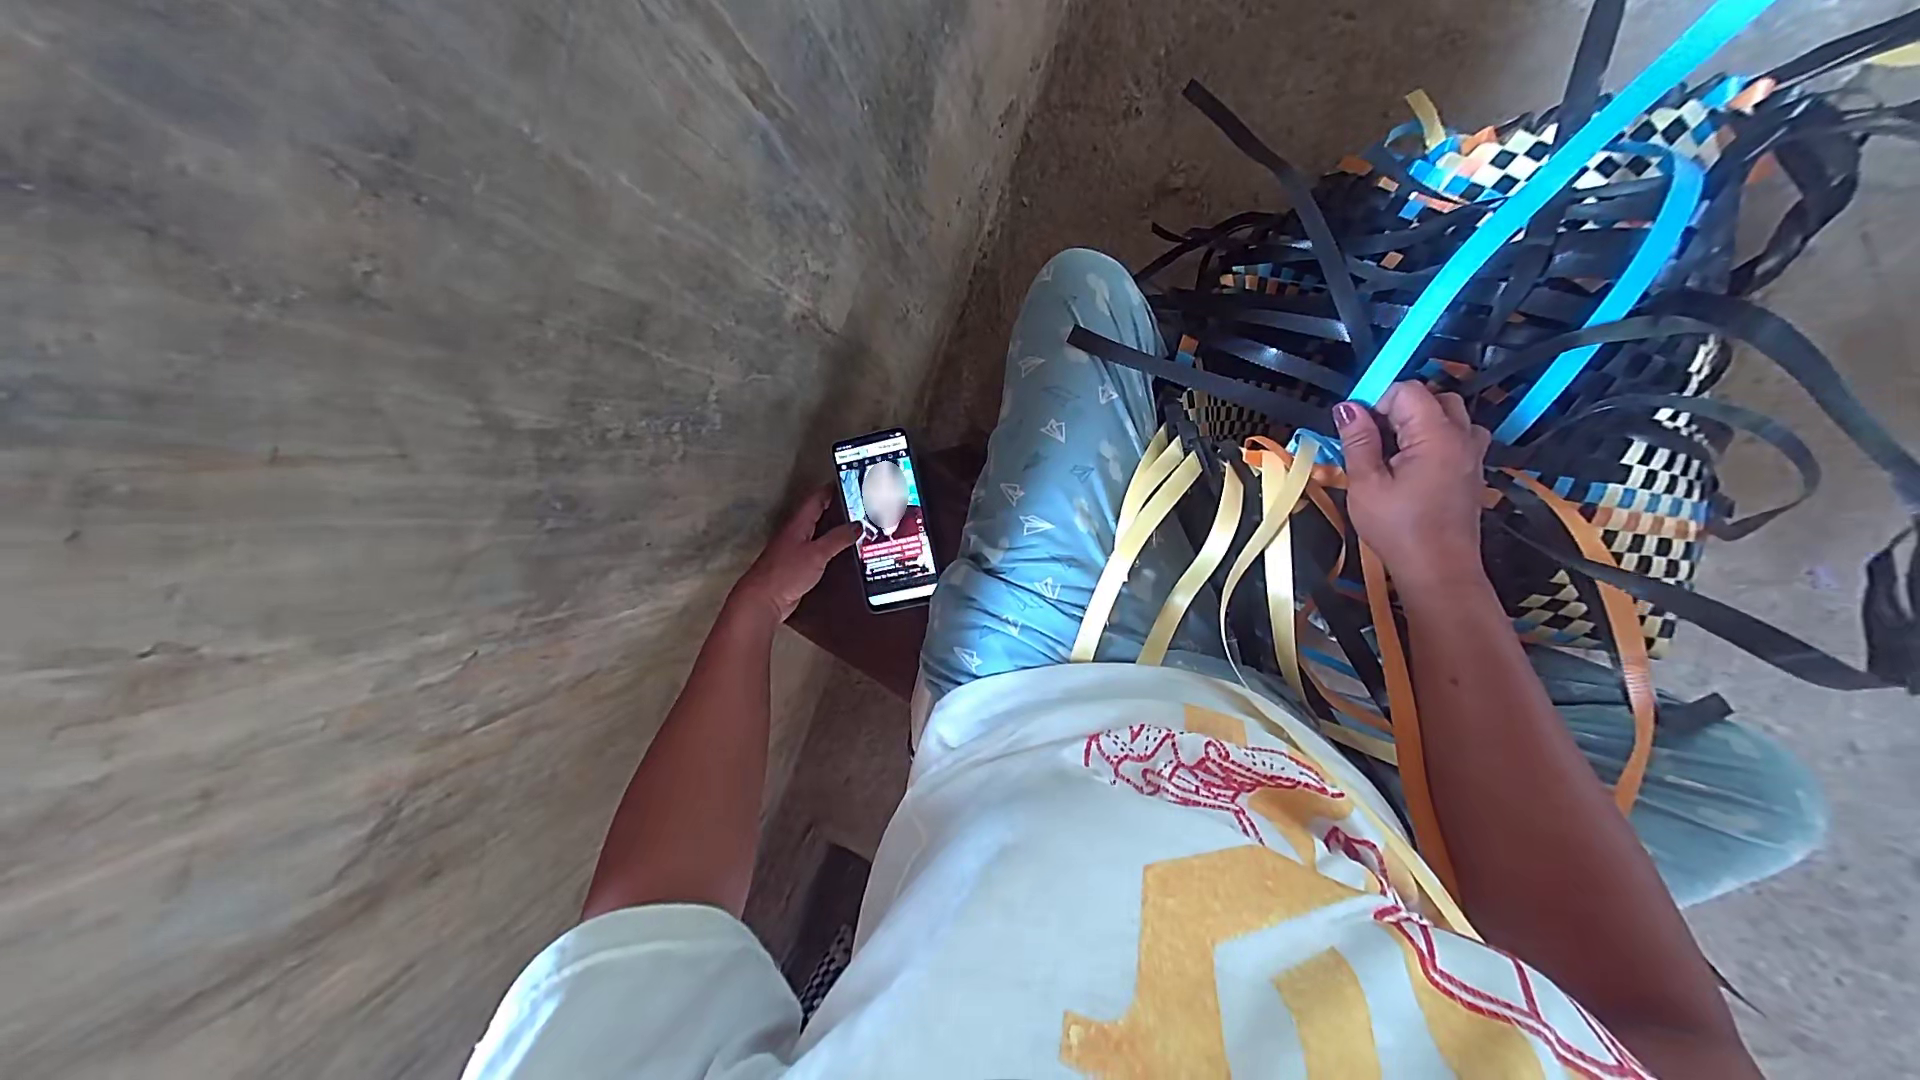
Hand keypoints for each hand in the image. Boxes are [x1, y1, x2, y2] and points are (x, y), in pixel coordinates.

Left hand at [729, 487, 860, 623]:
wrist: (764, 599)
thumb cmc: (784, 573)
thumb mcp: (817, 553)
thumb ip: (838, 538)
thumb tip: (857, 526)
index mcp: (798, 523)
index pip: (817, 498)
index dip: (832, 490)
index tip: (848, 484)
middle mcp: (796, 533)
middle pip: (818, 514)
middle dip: (836, 508)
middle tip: (855, 504)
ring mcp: (796, 549)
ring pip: (818, 533)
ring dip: (834, 530)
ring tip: (854, 528)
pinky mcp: (798, 566)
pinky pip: (818, 551)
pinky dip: (831, 548)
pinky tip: (840, 553)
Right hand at [1333, 382, 1491, 589]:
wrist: (1437, 567)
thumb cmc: (1399, 529)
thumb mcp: (1366, 483)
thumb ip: (1358, 440)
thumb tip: (1347, 408)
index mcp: (1436, 436)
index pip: (1407, 390)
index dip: (1376, 400)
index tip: (1354, 425)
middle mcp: (1462, 437)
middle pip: (1432, 397)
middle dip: (1398, 408)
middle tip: (1369, 437)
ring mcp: (1472, 453)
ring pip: (1447, 414)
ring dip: (1417, 422)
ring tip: (1389, 449)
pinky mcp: (1471, 469)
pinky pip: (1456, 435)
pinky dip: (1432, 438)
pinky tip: (1409, 463)